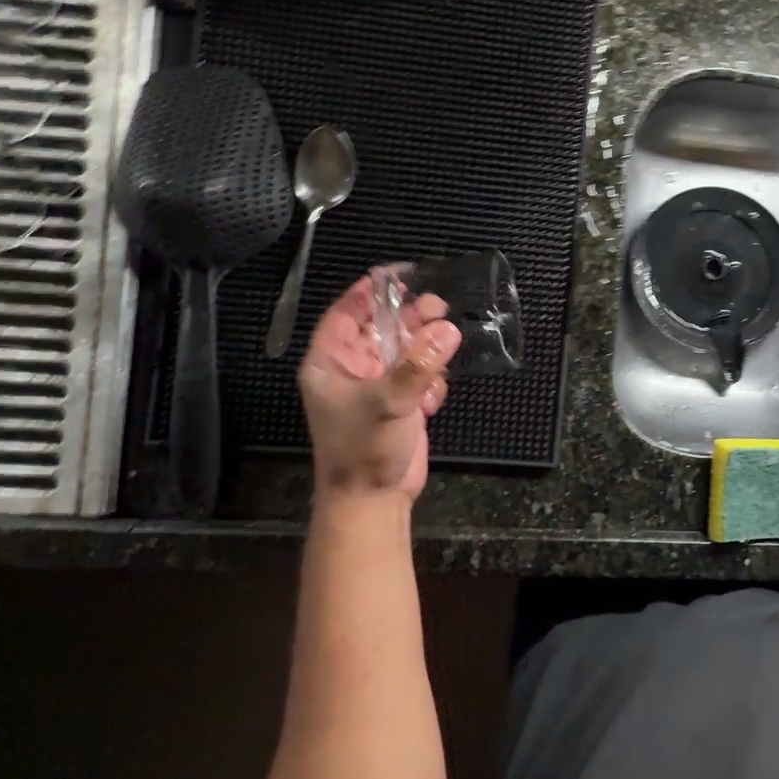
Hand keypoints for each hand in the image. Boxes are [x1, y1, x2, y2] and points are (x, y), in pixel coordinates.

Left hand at [298, 275, 459, 499]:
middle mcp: (351, 372)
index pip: (344, 315)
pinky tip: (434, 396)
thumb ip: (419, 365)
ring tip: (447, 339)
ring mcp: (376, 388)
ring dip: (425, 346)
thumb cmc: (364, 449)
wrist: (372, 501)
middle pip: (381, 329)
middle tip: (438, 306)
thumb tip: (448, 329)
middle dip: (409, 318)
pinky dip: (431, 379)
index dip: (367, 294)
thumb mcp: (390, 402)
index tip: (397, 277)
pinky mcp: (399, 405)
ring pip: (404, 351)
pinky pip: (418, 376)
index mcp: (330, 365)